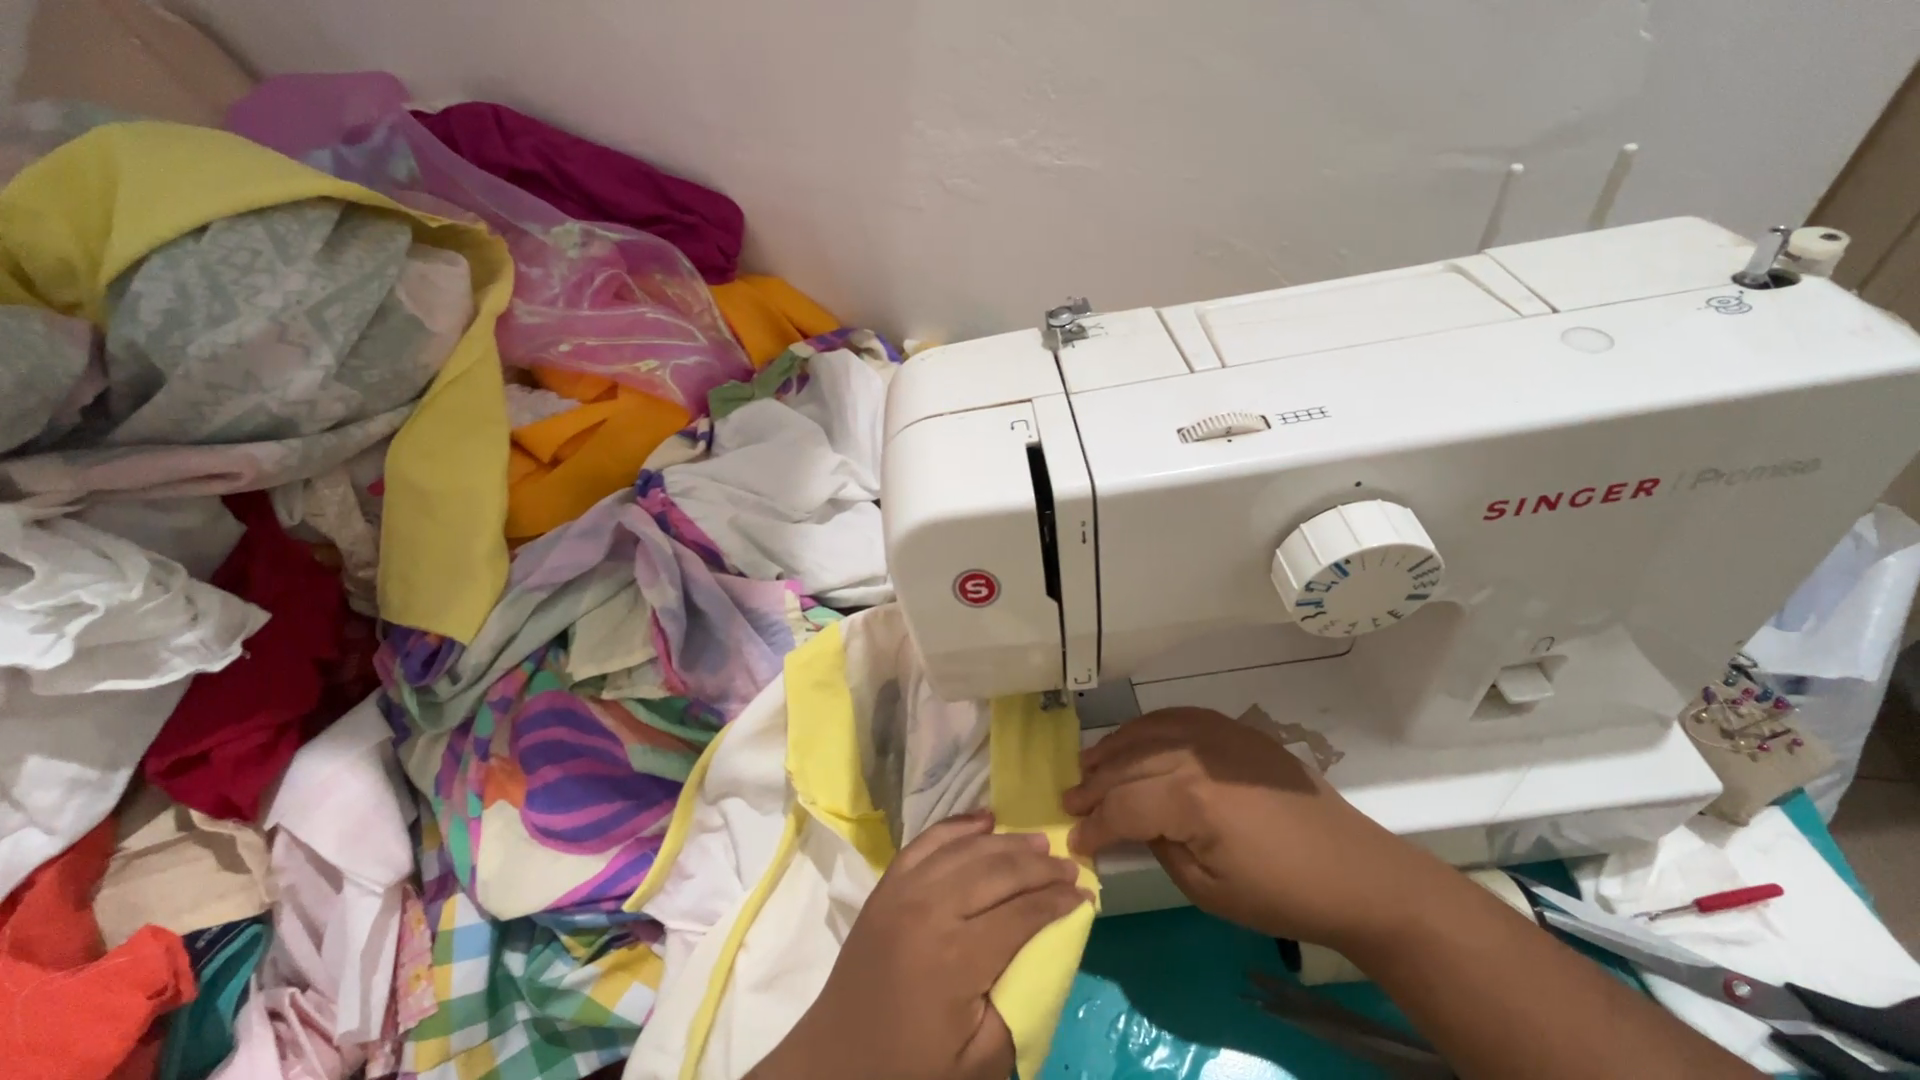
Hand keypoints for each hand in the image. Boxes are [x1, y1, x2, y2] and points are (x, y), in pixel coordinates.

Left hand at [754, 810, 1088, 1079]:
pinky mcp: (884, 888)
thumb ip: (1020, 1005)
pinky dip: (957, 826)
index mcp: (955, 957)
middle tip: (1070, 866)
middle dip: (1040, 867)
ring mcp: (901, 892)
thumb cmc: (911, 1067)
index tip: (1085, 894)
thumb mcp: (979, 1060)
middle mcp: (928, 910)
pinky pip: (926, 842)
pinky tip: (984, 821)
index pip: (1021, 912)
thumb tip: (1048, 950)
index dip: (1057, 900)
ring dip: (1006, 842)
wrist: (836, 1063)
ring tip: (1039, 844)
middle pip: (997, 871)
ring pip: (965, 849)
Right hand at [1064, 707, 1449, 949]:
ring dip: (1113, 749)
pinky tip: (1134, 739)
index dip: (1093, 825)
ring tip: (1089, 765)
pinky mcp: (1239, 731)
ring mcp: (1220, 736)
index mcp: (1191, 800)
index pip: (1122, 806)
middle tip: (1069, 801)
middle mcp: (1199, 756)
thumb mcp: (1205, 888)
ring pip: (1148, 733)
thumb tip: (1126, 827)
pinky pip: (1180, 717)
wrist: (1354, 873)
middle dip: (1093, 785)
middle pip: (1128, 764)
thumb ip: (1157, 847)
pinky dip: (1149, 726)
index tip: (1074, 840)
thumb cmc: (1279, 894)